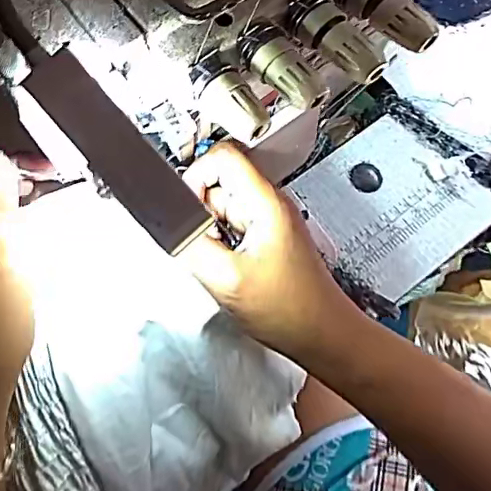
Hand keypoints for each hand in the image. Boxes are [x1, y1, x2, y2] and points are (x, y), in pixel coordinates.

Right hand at [178, 141, 360, 358]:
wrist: (322, 334)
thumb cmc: (290, 310)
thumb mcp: (226, 279)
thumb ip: (191, 245)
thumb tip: (168, 225)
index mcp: (265, 202)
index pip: (222, 156)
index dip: (195, 176)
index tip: (186, 207)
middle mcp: (270, 202)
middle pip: (219, 179)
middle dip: (201, 210)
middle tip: (207, 244)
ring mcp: (270, 217)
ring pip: (223, 203)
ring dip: (211, 228)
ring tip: (222, 260)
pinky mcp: (267, 234)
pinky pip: (232, 224)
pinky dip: (222, 241)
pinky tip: (231, 266)